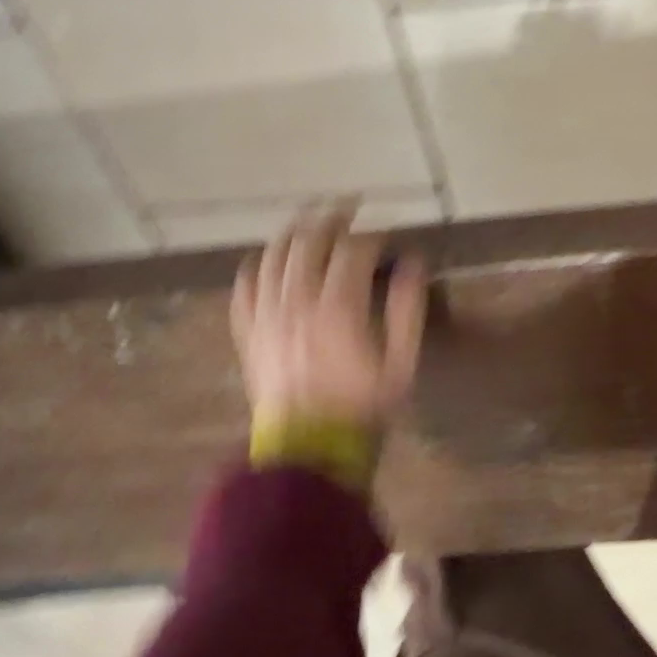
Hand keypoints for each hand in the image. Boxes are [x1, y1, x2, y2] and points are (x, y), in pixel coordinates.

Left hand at [231, 204, 427, 426]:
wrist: (310, 447)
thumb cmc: (364, 408)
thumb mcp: (400, 364)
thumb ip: (406, 310)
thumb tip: (412, 264)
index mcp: (338, 307)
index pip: (352, 249)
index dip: (371, 234)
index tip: (386, 233)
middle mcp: (296, 300)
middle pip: (308, 240)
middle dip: (331, 218)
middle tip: (348, 209)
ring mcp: (266, 313)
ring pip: (273, 254)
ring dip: (294, 232)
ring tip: (311, 224)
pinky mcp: (248, 330)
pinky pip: (245, 283)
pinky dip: (258, 264)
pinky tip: (269, 261)